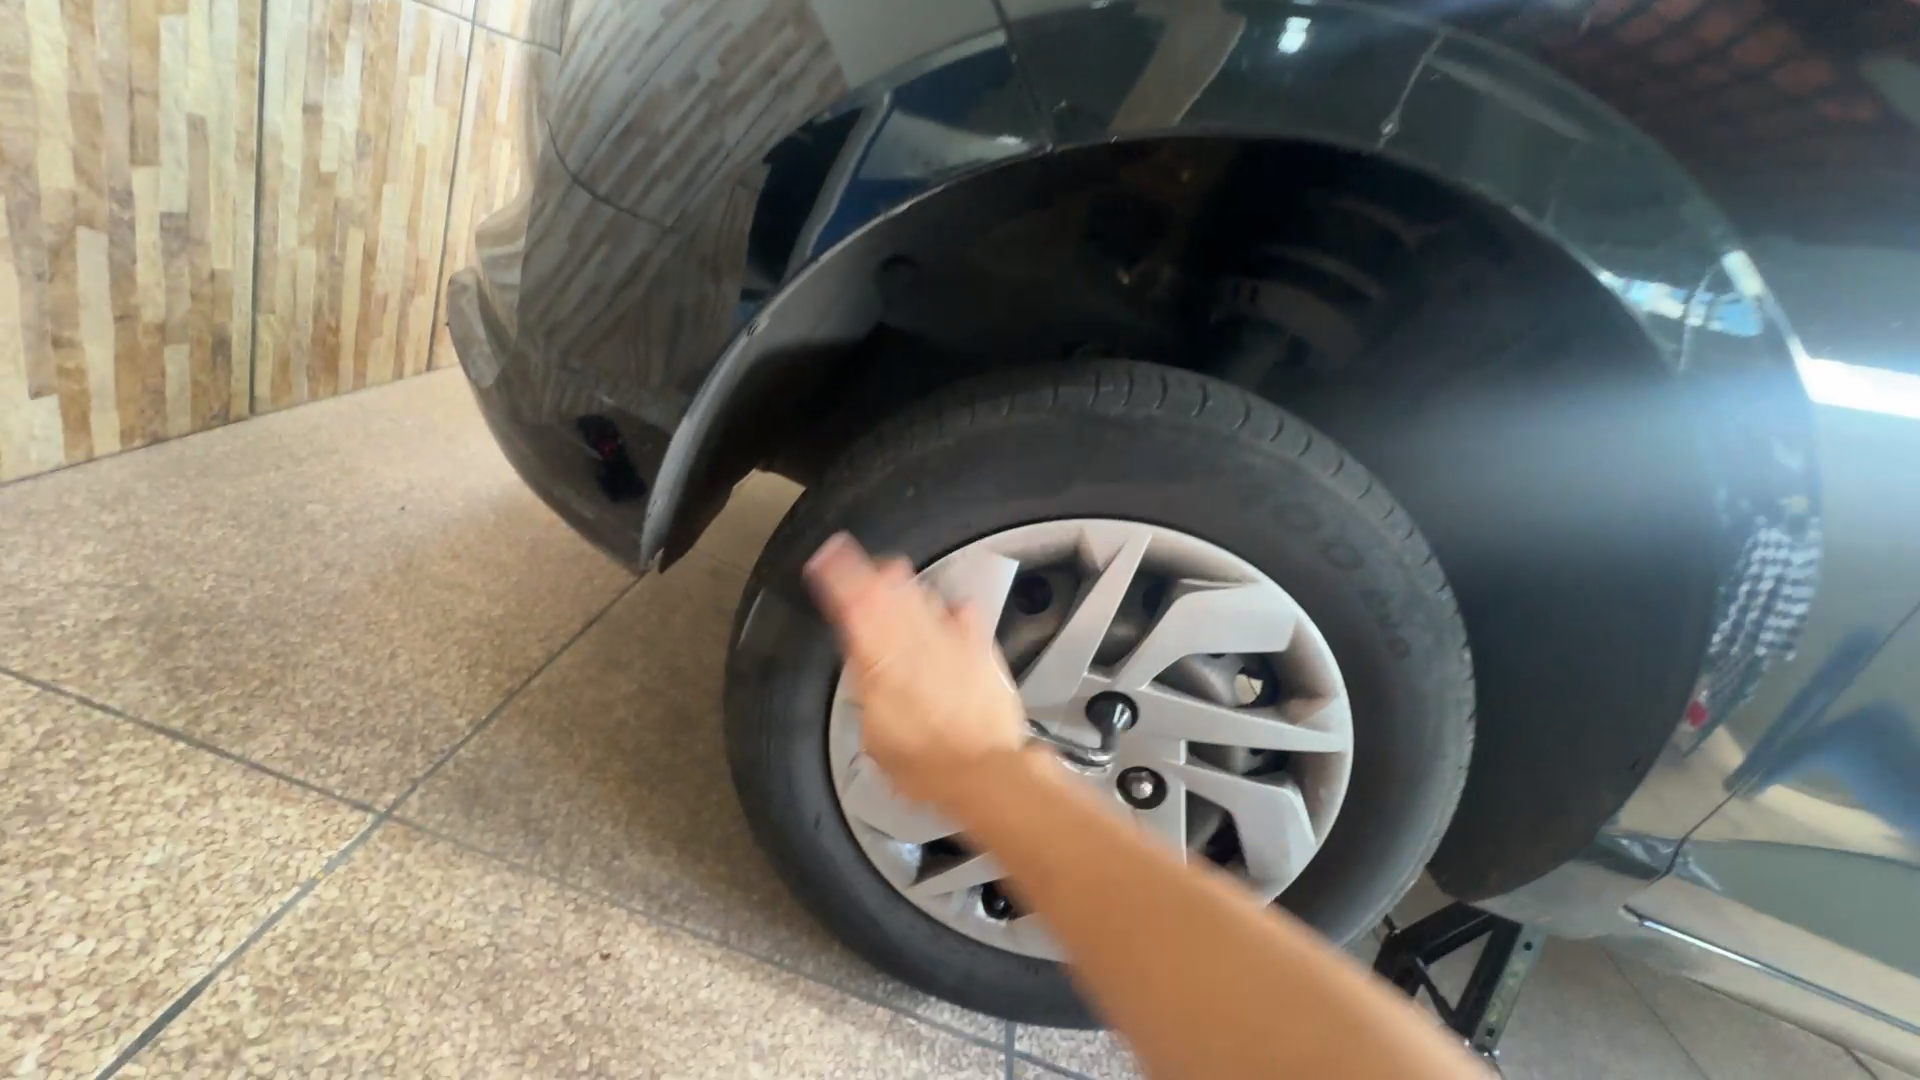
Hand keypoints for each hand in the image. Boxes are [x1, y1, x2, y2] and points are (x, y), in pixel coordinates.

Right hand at [803, 532, 1029, 806]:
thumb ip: (870, 694)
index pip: (854, 607)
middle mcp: (916, 645)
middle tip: (856, 558)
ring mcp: (951, 644)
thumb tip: (865, 672)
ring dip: (906, 585)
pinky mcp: (981, 652)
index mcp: (883, 664)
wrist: (983, 770)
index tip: (828, 558)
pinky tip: (954, 606)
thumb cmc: (928, 764)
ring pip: (923, 598)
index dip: (839, 578)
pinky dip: (957, 609)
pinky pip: (966, 617)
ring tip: (895, 573)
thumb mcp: (877, 736)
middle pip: (888, 593)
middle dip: (869, 571)